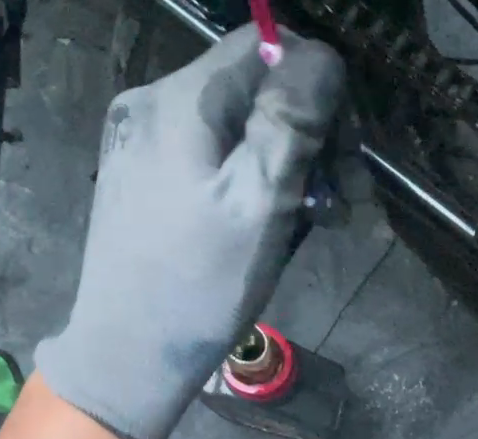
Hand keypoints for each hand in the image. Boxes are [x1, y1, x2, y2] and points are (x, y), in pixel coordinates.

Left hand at [36, 25, 344, 438]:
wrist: (128, 354)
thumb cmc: (201, 285)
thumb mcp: (260, 201)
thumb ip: (291, 120)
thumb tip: (323, 57)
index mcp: (183, 99)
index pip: (268, 46)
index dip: (321, 89)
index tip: (349, 157)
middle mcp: (155, 103)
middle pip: (255, 88)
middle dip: (311, 137)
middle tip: (346, 203)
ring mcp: (143, 141)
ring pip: (238, 127)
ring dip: (288, 166)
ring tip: (313, 223)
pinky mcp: (143, 178)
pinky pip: (213, 158)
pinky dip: (252, 182)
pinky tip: (269, 225)